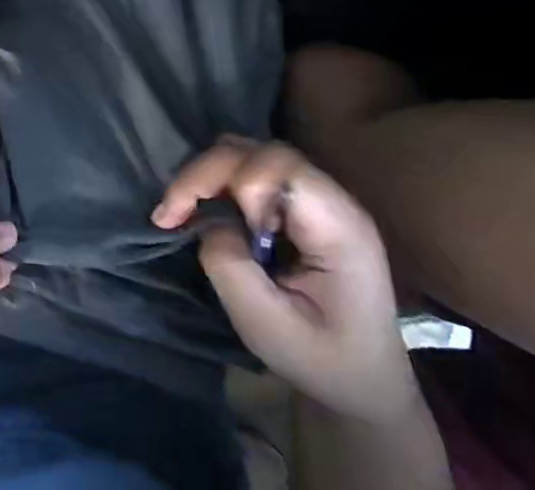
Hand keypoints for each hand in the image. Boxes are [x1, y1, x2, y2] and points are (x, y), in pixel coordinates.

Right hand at [153, 138, 418, 422]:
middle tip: (170, 214)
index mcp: (338, 225)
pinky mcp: (300, 206)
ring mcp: (316, 199)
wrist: (364, 382)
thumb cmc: (322, 361)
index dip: (235, 182)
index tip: (209, 226)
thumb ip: (230, 266)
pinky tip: (205, 214)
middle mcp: (331, 198)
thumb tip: (206, 221)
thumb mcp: (267, 327)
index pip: (279, 164)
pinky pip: (253, 173)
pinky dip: (220, 186)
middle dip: (208, 174)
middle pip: (260, 152)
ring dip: (210, 177)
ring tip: (183, 213)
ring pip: (252, 155)